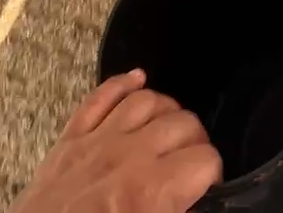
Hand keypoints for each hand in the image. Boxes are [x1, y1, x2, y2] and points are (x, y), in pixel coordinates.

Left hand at [12, 70, 222, 212]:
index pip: (205, 159)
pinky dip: (123, 83)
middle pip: (183, 122)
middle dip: (196, 142)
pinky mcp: (69, 139)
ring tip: (171, 133)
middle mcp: (127, 157)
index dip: (213, 174)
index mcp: (148, 194)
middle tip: (191, 166)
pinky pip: (101, 95)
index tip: (207, 189)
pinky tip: (139, 81)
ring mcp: (96, 141)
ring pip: (147, 100)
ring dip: (166, 112)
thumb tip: (198, 203)